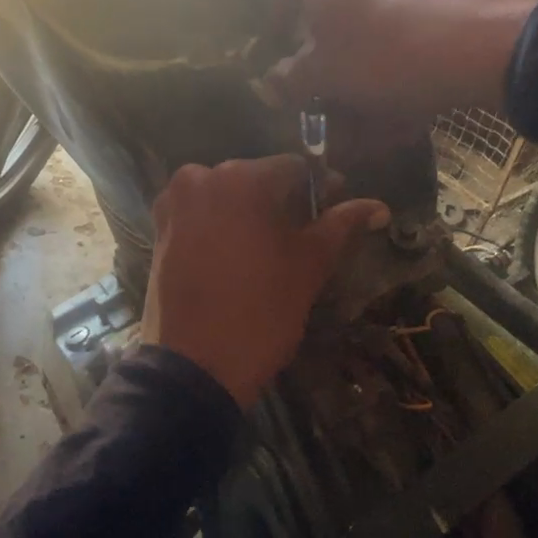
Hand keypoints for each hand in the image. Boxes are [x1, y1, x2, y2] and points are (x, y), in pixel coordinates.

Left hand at [141, 155, 391, 407]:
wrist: (193, 369)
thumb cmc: (261, 312)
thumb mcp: (309, 266)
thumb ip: (341, 225)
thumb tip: (378, 206)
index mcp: (241, 177)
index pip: (293, 167)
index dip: (320, 186)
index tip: (335, 209)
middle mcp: (201, 176)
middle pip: (256, 179)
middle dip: (284, 201)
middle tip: (306, 236)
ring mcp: (174, 202)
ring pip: (227, 196)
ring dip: (251, 214)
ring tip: (272, 251)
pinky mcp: (159, 228)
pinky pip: (201, 214)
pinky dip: (221, 226)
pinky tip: (237, 258)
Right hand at [266, 0, 537, 133]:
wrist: (490, 39)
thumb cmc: (386, 54)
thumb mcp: (324, 77)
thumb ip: (287, 80)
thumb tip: (270, 82)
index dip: (278, 32)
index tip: (284, 61)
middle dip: (330, 38)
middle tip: (335, 75)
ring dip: (371, 37)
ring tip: (382, 82)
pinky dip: (408, 30)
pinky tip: (420, 66)